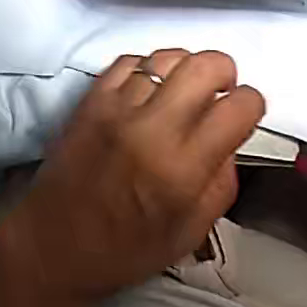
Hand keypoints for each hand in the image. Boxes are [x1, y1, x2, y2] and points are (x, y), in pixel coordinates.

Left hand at [0, 50, 265, 306]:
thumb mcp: (191, 230)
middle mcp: (151, 128)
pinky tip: (149, 87)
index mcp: (183, 169)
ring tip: (184, 87)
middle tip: (220, 90)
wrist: (54, 242)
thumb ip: (221, 181)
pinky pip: (129, 61)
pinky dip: (147, 67)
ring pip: (166, 57)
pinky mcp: (90, 98)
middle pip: (203, 66)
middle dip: (224, 71)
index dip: (252, 103)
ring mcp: (116, 107)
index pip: (237, 108)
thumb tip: (231, 136)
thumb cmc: (127, 249)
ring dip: (185, 68)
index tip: (245, 111)